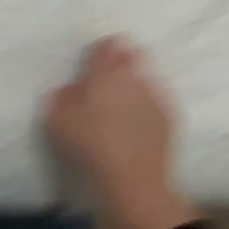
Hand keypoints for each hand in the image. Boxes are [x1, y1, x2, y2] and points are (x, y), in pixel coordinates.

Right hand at [45, 36, 197, 228]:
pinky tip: (138, 127)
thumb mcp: (57, 122)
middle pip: (130, 56)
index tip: (91, 66)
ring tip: (123, 110)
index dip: (98, 53)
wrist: (134, 183)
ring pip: (145, 78)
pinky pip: (157, 101)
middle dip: (120, 63)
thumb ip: (61, 97)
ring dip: (135, 86)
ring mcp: (156, 95)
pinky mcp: (171, 115)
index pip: (105, 46)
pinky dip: (148, 107)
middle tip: (107, 85)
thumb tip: (70, 89)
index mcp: (105, 73)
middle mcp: (134, 77)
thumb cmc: (90, 148)